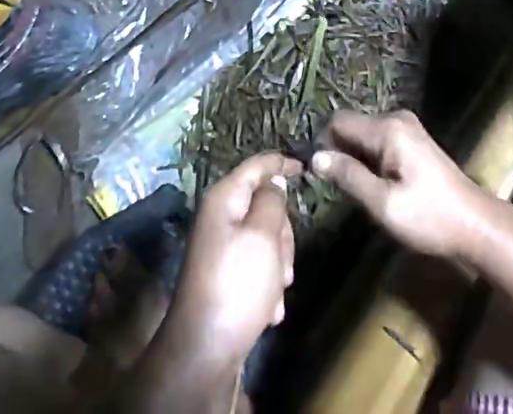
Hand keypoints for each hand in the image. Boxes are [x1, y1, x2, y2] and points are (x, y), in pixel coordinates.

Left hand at [163, 152, 302, 367]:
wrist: (206, 350)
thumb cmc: (238, 284)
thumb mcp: (263, 236)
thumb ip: (272, 202)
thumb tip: (274, 181)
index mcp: (224, 198)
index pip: (257, 165)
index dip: (282, 162)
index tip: (306, 167)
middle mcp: (220, 217)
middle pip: (265, 205)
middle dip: (283, 232)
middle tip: (283, 261)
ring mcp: (222, 247)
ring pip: (266, 239)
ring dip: (278, 263)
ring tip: (275, 291)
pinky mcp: (227, 275)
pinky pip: (258, 266)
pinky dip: (267, 285)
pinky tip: (268, 309)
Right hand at [310, 110, 500, 263]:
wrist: (476, 225)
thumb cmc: (429, 217)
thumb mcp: (383, 204)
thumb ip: (348, 177)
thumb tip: (314, 158)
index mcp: (388, 129)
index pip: (338, 122)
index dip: (325, 146)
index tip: (323, 177)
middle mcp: (396, 119)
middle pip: (351, 126)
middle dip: (340, 153)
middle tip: (343, 190)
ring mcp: (407, 128)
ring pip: (363, 135)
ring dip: (356, 159)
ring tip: (363, 191)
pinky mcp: (413, 140)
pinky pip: (378, 141)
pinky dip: (371, 161)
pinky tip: (379, 186)